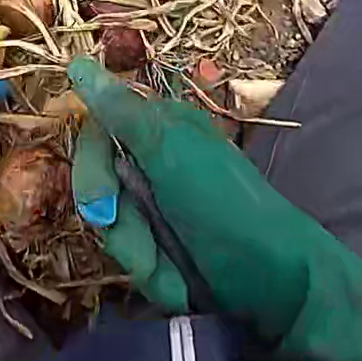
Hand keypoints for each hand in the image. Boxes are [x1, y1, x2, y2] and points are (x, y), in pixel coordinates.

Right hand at [67, 58, 361, 360]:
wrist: (284, 296)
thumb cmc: (228, 211)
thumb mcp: (171, 154)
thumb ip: (121, 111)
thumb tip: (77, 64)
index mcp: (158, 127)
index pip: (94, 132)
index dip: (92, 169)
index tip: (103, 203)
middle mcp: (151, 159)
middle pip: (96, 180)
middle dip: (117, 220)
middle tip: (137, 244)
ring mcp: (156, 203)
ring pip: (109, 222)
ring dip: (136, 251)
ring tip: (172, 270)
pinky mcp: (162, 241)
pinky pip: (130, 251)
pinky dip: (151, 271)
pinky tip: (178, 282)